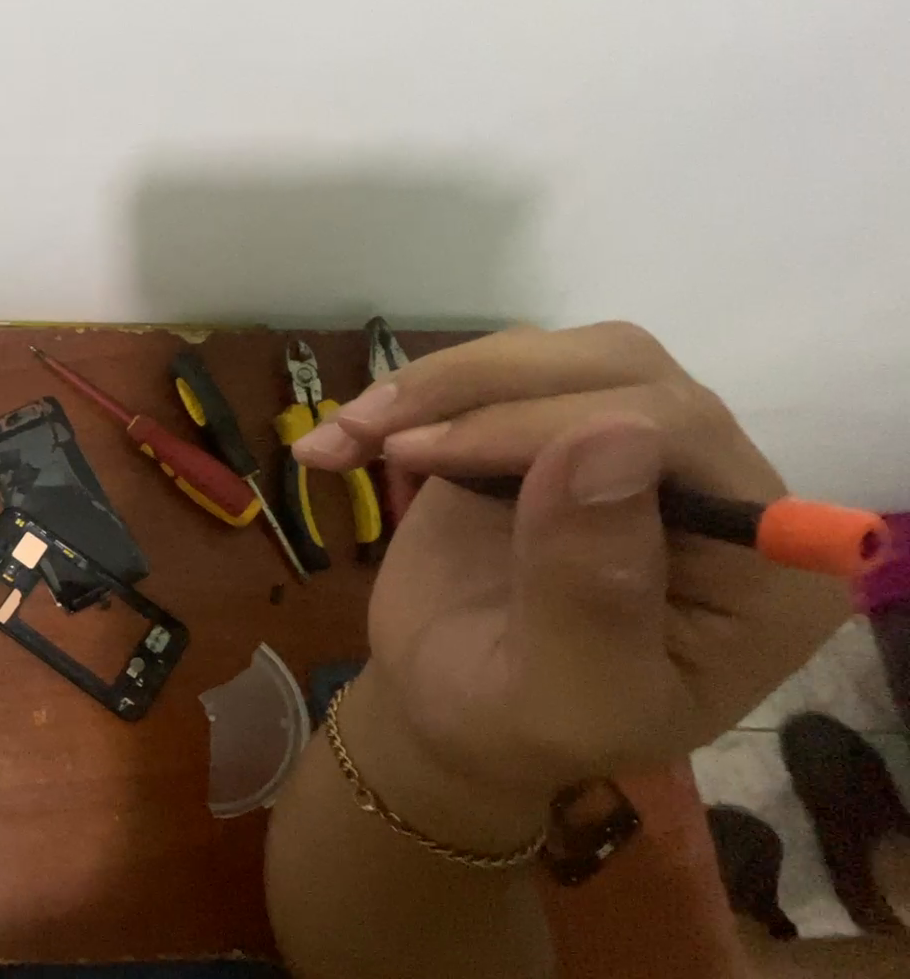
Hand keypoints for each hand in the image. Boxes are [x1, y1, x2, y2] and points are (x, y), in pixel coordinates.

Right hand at [295, 322, 849, 801]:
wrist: (445, 713)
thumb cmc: (514, 726)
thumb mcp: (566, 694)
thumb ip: (593, 585)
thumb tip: (610, 435)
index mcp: (750, 553)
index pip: (672, 430)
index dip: (540, 423)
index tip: (421, 457)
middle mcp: (694, 481)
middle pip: (605, 366)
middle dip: (473, 387)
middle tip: (372, 432)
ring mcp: (601, 452)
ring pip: (534, 360)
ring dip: (425, 388)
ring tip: (337, 438)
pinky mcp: (517, 444)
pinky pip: (473, 387)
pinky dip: (398, 402)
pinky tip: (336, 444)